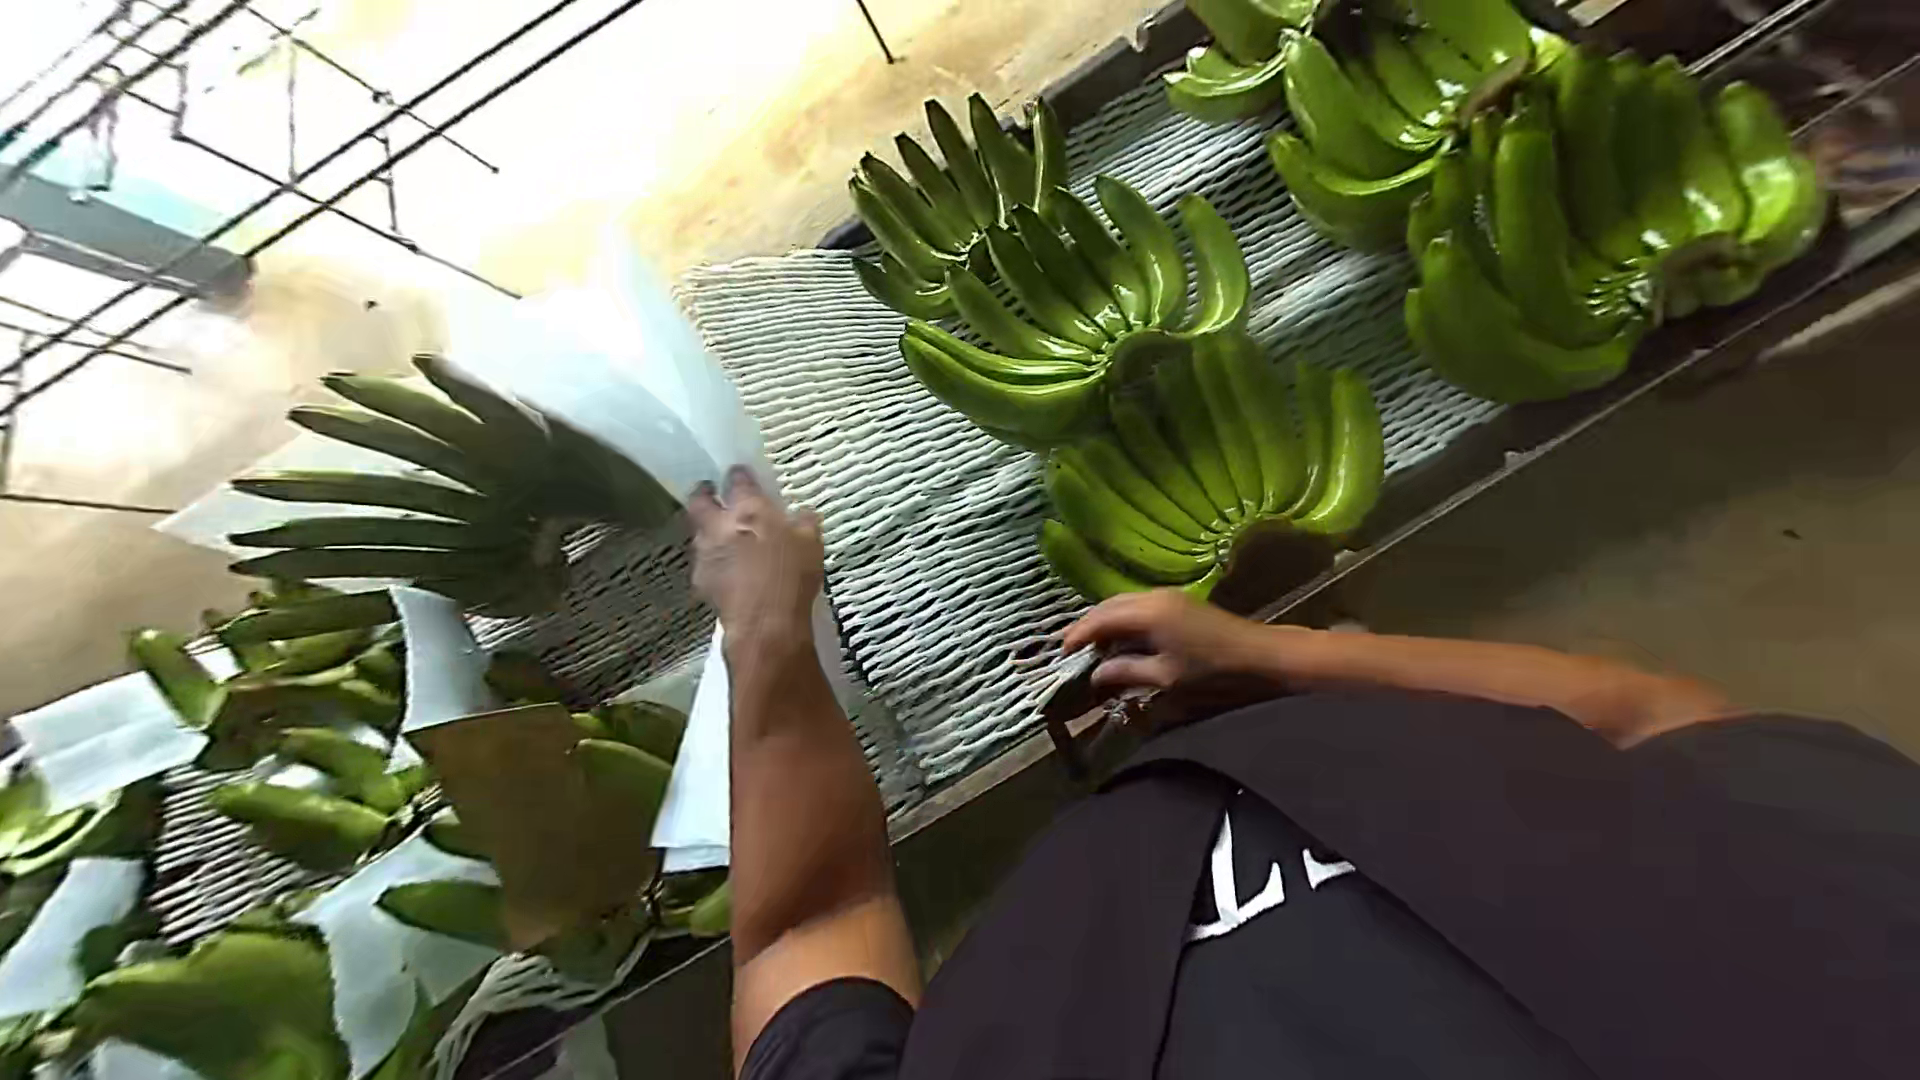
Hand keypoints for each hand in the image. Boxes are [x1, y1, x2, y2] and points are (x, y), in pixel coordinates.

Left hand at [689, 467, 823, 655]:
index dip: (739, 474)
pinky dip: (715, 561)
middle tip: (712, 493)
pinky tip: (728, 570)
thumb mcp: (812, 543)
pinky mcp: (701, 580)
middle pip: (700, 500)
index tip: (742, 473)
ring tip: (724, 537)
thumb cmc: (792, 575)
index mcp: (748, 509)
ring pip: (699, 532)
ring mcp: (706, 553)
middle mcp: (719, 525)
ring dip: (708, 530)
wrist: (765, 622)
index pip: (738, 480)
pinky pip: (706, 562)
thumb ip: (805, 523)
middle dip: (704, 493)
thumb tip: (803, 514)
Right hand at [1062, 589, 1288, 692]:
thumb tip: (1095, 675)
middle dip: (1086, 626)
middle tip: (1071, 650)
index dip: (1077, 635)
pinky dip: (1119, 619)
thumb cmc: (1213, 670)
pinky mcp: (1174, 600)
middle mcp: (1150, 596)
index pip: (1098, 620)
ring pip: (1119, 603)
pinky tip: (1118, 638)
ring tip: (1091, 646)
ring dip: (1102, 621)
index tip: (1061, 654)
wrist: (1261, 654)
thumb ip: (1125, 672)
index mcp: (1146, 613)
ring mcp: (1164, 595)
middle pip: (1105, 606)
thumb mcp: (1166, 677)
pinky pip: (1134, 604)